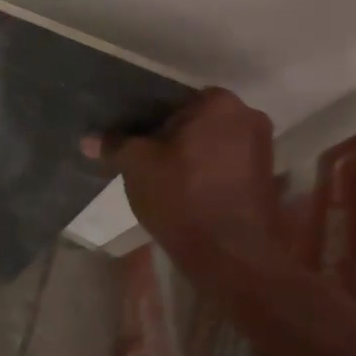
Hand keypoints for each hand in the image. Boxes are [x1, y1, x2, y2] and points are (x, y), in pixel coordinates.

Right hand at [81, 87, 276, 245]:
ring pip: (211, 143)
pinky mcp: (267, 179)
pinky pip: (225, 165)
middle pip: (194, 120)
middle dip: (170, 137)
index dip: (146, 119)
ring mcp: (263, 149)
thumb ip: (114, 145)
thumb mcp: (136, 166)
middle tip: (143, 159)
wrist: (231, 257)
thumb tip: (88, 140)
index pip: (171, 99)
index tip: (131, 140)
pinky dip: (206, 173)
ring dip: (189, 156)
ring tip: (162, 179)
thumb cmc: (183, 197)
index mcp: (219, 102)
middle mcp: (248, 116)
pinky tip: (185, 193)